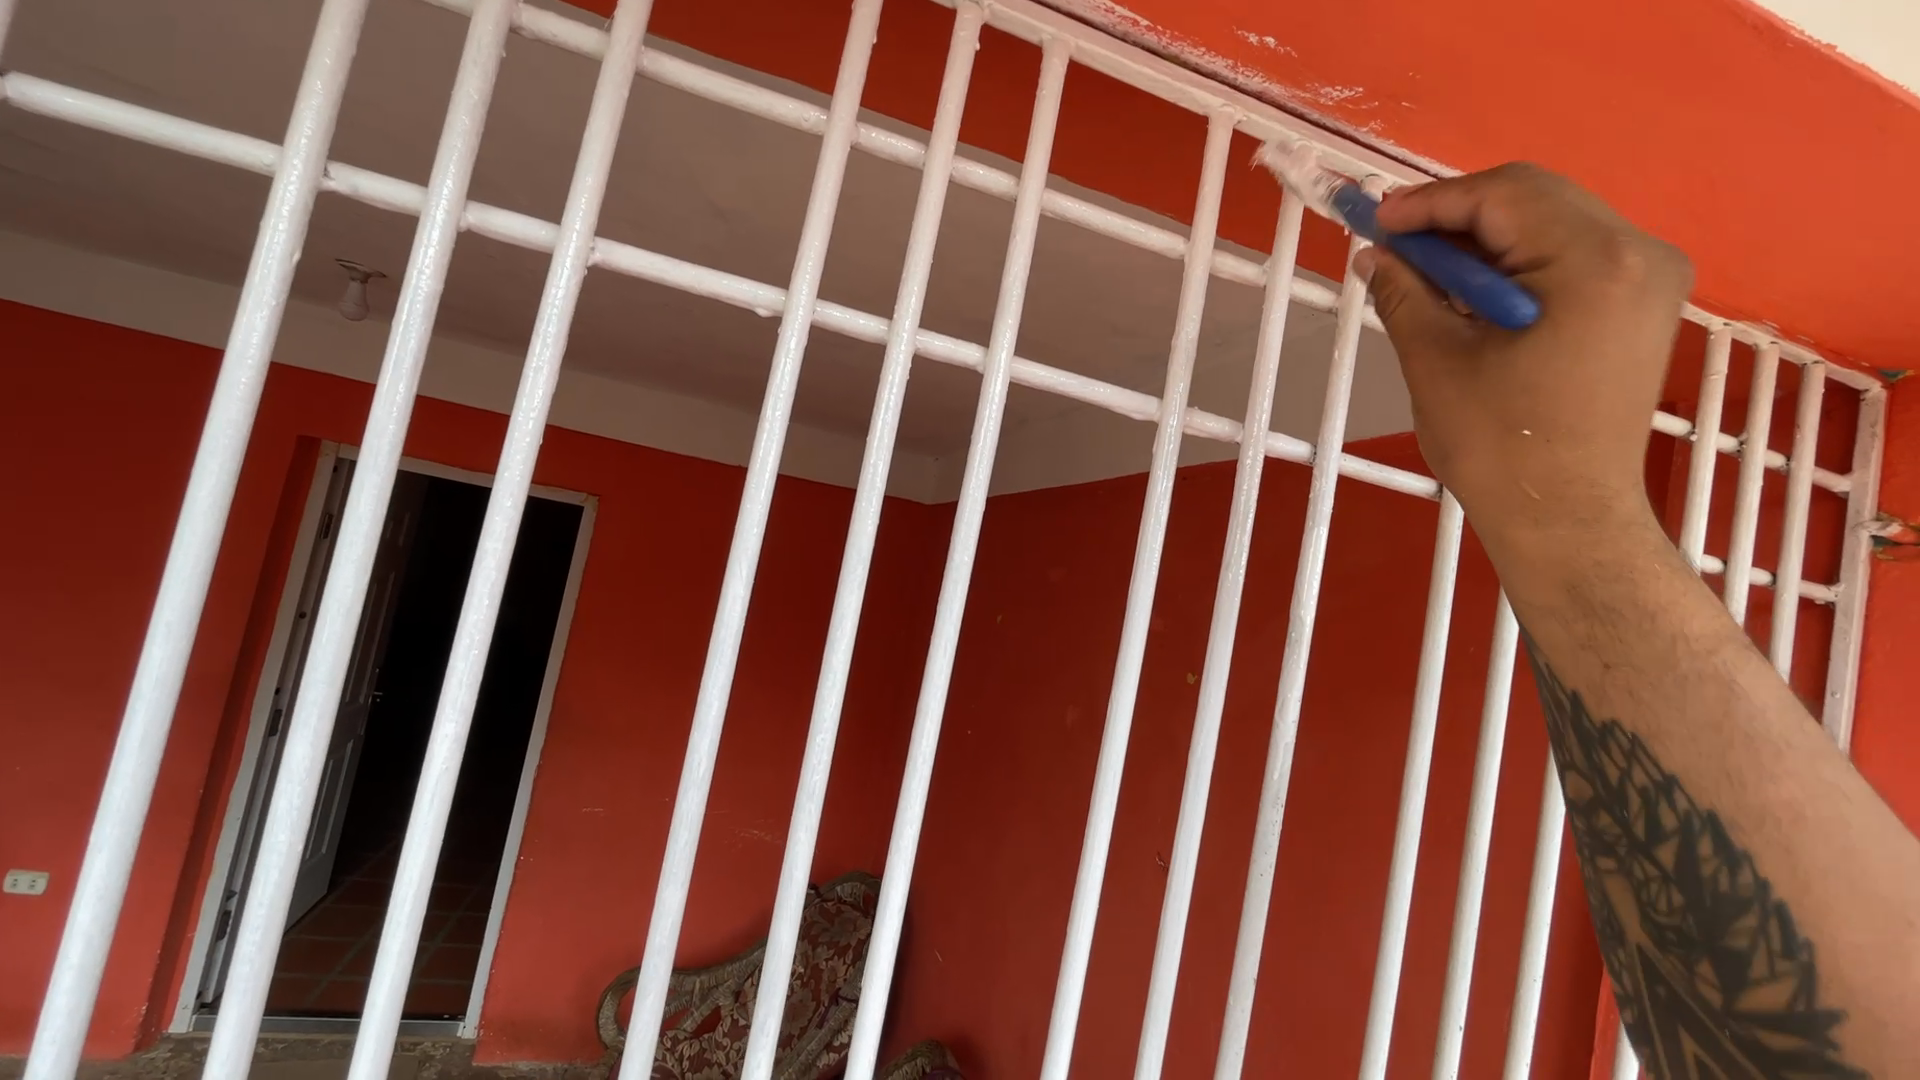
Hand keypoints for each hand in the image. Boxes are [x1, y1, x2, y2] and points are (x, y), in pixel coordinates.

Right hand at [1355, 163, 1693, 566]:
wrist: (1564, 515)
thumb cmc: (1497, 445)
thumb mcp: (1436, 362)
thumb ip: (1404, 293)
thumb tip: (1373, 255)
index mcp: (1594, 262)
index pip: (1504, 195)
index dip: (1430, 202)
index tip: (1374, 220)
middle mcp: (1639, 252)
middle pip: (1535, 200)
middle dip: (1455, 217)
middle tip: (1393, 246)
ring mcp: (1649, 278)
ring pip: (1552, 225)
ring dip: (1482, 241)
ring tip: (1424, 273)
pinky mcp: (1639, 306)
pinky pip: (1569, 258)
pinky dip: (1513, 264)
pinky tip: (1470, 294)